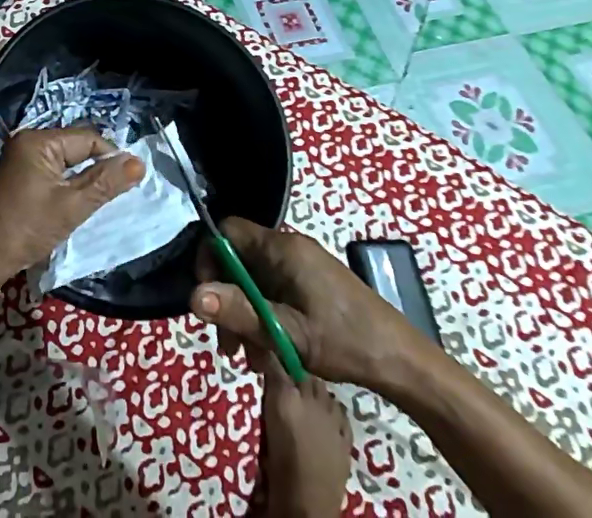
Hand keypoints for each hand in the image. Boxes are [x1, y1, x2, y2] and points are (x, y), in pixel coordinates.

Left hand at [0, 127, 143, 282]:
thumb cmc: (27, 229)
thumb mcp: (72, 206)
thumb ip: (106, 182)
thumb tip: (138, 163)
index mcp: (39, 141)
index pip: (89, 139)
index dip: (110, 159)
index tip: (124, 183)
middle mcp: (28, 141)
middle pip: (77, 148)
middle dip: (96, 169)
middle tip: (110, 195)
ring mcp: (21, 157)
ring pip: (67, 161)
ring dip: (82, 178)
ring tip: (94, 200)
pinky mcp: (18, 174)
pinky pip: (53, 170)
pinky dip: (67, 184)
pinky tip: (73, 202)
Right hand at [190, 218, 431, 388]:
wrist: (398, 358)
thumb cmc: (344, 340)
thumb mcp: (286, 331)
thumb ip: (239, 312)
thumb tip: (193, 296)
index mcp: (283, 248)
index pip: (227, 231)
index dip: (209, 260)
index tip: (209, 300)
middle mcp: (290, 249)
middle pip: (238, 260)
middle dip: (227, 300)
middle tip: (229, 346)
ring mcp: (301, 266)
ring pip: (254, 281)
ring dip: (245, 316)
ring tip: (253, 359)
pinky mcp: (310, 284)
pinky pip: (273, 291)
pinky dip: (264, 318)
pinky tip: (270, 353)